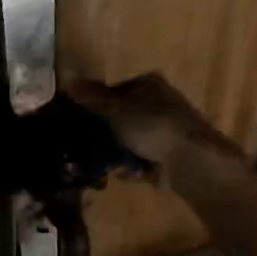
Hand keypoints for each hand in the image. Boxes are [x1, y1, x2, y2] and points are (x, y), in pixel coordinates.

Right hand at [63, 74, 239, 187]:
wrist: (188, 159)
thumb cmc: (151, 125)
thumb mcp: (116, 108)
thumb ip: (93, 98)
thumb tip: (68, 80)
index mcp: (149, 85)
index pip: (116, 90)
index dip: (96, 103)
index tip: (78, 118)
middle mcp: (159, 105)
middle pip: (124, 116)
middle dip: (106, 130)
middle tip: (83, 143)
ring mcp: (164, 132)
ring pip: (131, 140)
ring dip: (116, 151)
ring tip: (95, 162)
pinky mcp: (166, 157)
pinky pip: (140, 161)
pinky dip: (129, 167)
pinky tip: (115, 174)